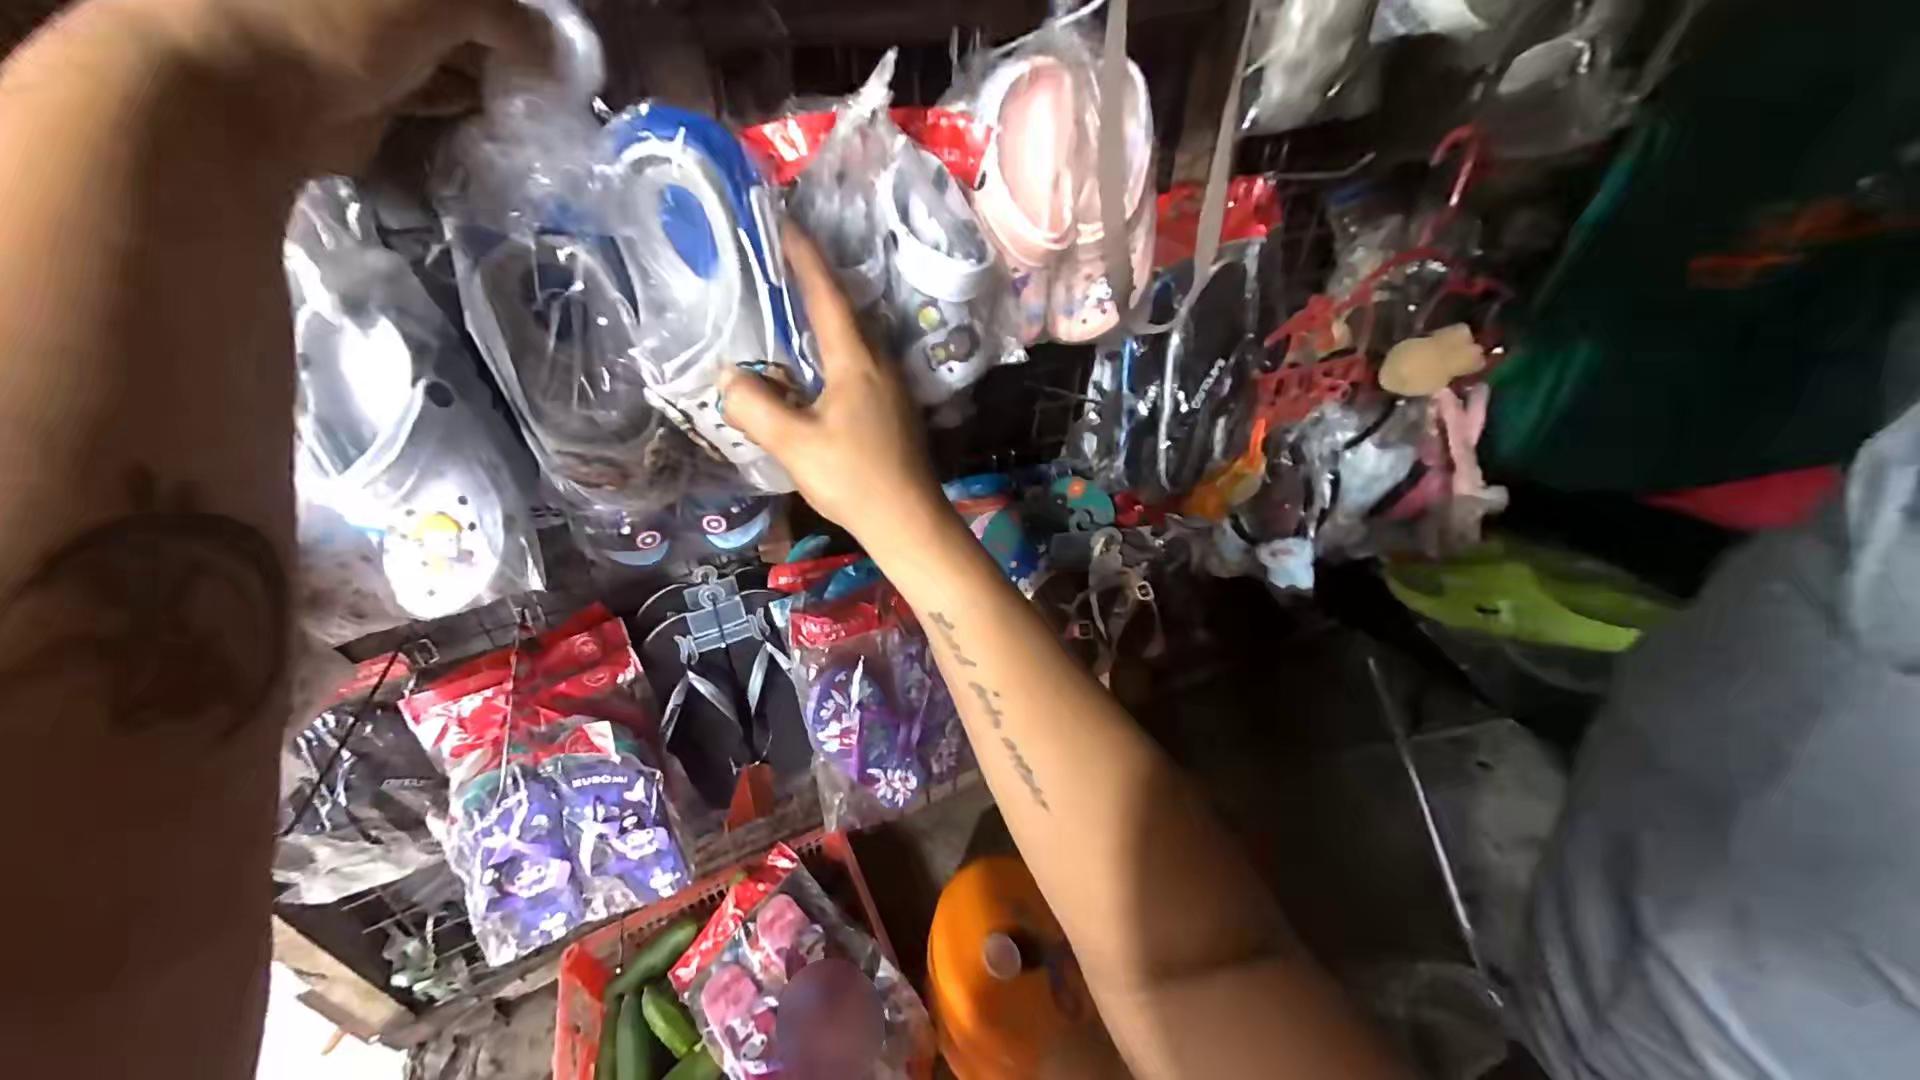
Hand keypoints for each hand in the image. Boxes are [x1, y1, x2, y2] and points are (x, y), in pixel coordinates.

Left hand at [109, 0, 551, 168]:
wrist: (252, 93)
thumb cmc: (331, 16)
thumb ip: (505, 15)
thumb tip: (554, 50)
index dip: (508, 7)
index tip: (543, 31)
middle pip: (453, 6)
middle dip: (500, 31)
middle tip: (545, 64)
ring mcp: (360, 29)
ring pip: (446, 42)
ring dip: (489, 65)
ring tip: (532, 91)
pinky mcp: (367, 78)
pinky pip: (432, 83)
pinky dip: (465, 95)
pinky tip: (499, 109)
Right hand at [720, 224, 951, 548]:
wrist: (908, 520)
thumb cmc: (855, 479)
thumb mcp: (795, 444)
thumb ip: (756, 408)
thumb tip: (729, 378)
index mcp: (857, 362)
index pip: (827, 295)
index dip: (804, 257)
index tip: (782, 221)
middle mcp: (879, 364)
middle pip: (844, 311)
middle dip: (812, 282)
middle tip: (777, 262)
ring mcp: (891, 388)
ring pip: (853, 339)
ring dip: (823, 319)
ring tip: (789, 308)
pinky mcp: (892, 410)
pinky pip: (858, 364)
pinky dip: (832, 352)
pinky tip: (813, 367)